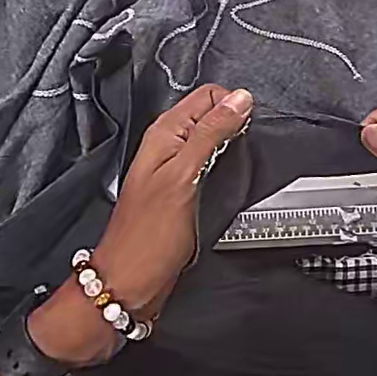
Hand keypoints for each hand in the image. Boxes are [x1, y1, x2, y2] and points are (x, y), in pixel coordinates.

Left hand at [29, 84, 253, 364]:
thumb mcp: (184, 175)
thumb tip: (239, 100)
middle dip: (235, 126)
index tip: (243, 129)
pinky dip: (228, 168)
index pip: (209, 95)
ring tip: (236, 168)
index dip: (233, 106)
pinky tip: (229, 182)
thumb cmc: (148, 236)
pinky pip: (214, 165)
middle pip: (215, 115)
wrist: (133, 280)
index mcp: (165, 132)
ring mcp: (178, 168)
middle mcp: (170, 146)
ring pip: (216, 140)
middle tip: (239, 152)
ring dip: (233, 147)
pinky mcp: (187, 190)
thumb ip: (211, 133)